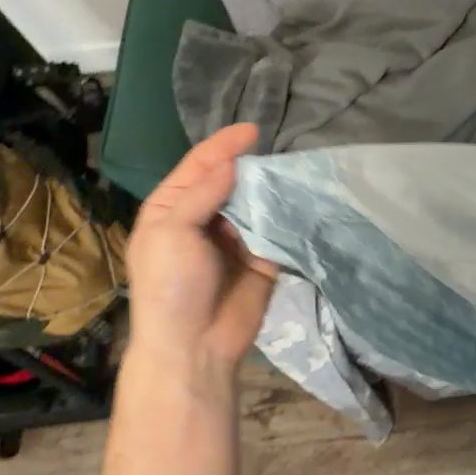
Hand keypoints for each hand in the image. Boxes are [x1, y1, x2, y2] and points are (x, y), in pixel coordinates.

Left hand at [125, 124, 278, 380]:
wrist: (195, 343)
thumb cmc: (171, 285)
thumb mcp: (172, 232)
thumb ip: (202, 195)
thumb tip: (233, 164)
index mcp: (173, 209)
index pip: (200, 167)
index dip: (223, 146)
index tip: (253, 130)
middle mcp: (205, 219)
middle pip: (232, 183)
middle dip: (253, 167)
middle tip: (280, 153)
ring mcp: (237, 240)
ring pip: (258, 205)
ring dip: (273, 191)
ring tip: (296, 173)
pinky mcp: (265, 260)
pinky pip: (279, 232)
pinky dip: (289, 219)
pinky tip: (304, 203)